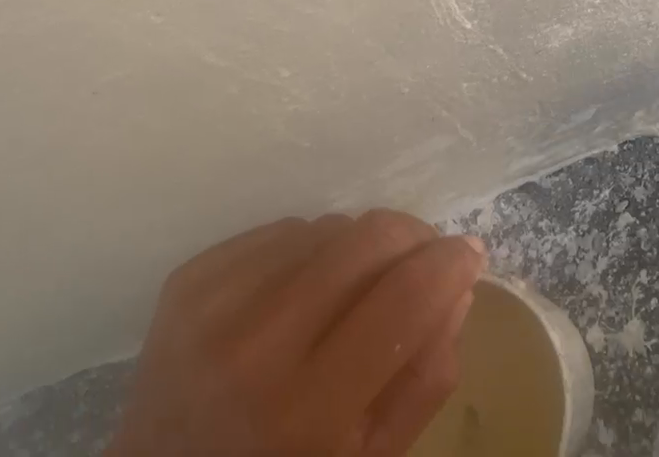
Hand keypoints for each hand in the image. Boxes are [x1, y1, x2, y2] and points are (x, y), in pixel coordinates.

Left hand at [106, 210, 486, 456]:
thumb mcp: (371, 454)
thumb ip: (427, 374)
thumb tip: (458, 283)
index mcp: (308, 409)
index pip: (405, 296)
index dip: (451, 262)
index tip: (470, 254)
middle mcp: (255, 346)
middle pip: (367, 238)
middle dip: (413, 238)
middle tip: (423, 260)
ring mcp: (213, 304)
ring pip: (328, 224)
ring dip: (359, 246)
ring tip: (354, 288)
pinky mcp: (188, 279)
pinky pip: (282, 229)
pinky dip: (310, 248)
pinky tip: (304, 287)